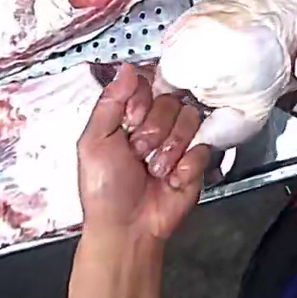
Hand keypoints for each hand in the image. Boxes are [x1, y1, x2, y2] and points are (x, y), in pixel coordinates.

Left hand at [77, 64, 213, 243]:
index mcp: (131, 113)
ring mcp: (179, 139)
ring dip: (169, 150)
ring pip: (189, 119)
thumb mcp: (93, 142)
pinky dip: (185, 166)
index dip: (141, 103)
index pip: (148, 83)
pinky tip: (171, 179)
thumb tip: (126, 68)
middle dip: (153, 131)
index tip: (130, 123)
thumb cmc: (104, 189)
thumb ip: (109, 102)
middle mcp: (157, 121)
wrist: (127, 229)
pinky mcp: (197, 159)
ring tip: (154, 170)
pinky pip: (202, 145)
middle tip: (139, 154)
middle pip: (171, 100)